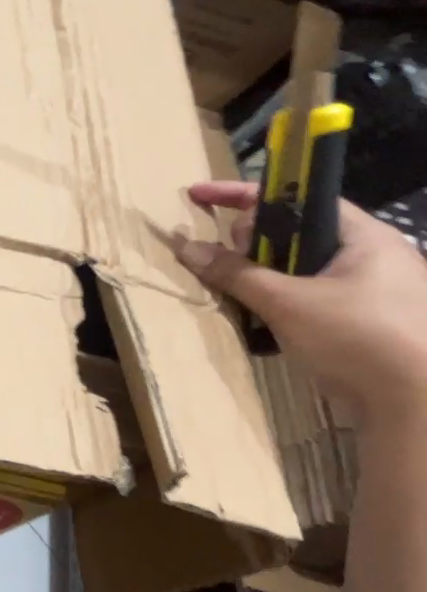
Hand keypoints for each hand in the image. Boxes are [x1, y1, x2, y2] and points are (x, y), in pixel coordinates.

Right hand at [177, 180, 426, 427]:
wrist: (414, 397)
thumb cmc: (359, 337)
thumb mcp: (287, 303)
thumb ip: (235, 274)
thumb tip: (187, 247)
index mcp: (363, 239)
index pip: (301, 199)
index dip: (248, 194)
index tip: (198, 194)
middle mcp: (367, 257)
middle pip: (292, 234)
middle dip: (247, 244)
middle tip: (218, 263)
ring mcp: (363, 289)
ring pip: (293, 269)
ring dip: (256, 278)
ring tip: (231, 296)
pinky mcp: (354, 319)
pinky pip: (300, 297)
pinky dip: (271, 302)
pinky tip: (256, 321)